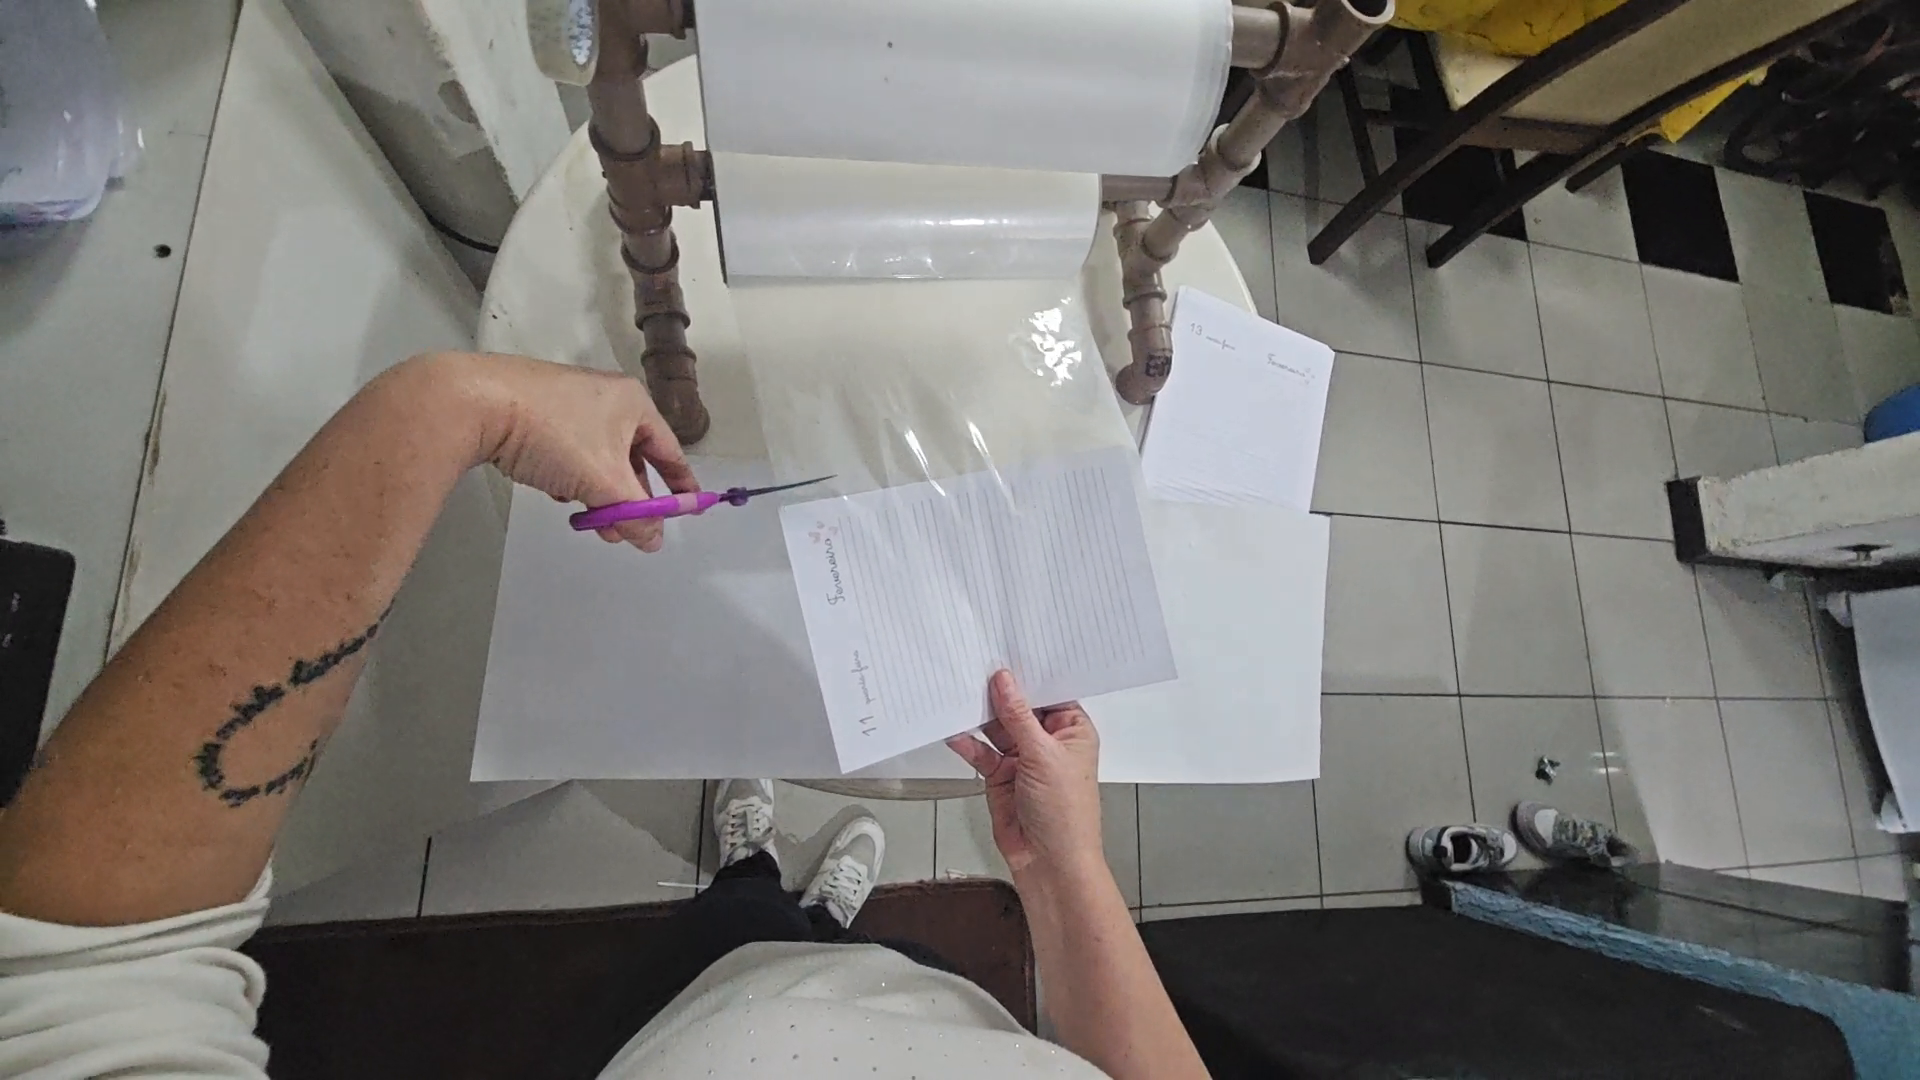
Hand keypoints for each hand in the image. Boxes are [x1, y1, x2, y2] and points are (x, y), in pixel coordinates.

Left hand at [445, 352, 698, 551]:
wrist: (469, 402)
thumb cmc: (554, 436)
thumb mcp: (605, 483)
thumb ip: (636, 515)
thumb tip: (653, 542)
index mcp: (633, 403)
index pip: (670, 451)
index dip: (681, 484)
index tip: (689, 510)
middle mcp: (606, 396)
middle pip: (631, 458)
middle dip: (628, 499)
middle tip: (623, 530)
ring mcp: (567, 399)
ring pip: (596, 457)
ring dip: (596, 492)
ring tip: (587, 520)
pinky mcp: (533, 406)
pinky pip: (566, 448)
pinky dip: (567, 474)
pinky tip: (553, 490)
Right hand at [947, 670, 1104, 881]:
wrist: (1050, 864)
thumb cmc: (1065, 812)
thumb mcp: (1043, 754)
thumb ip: (1018, 716)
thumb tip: (1004, 679)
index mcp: (1072, 729)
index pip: (1047, 692)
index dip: (1027, 675)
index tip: (1004, 652)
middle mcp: (1048, 740)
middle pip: (1019, 707)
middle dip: (998, 692)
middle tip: (974, 665)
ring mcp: (1023, 757)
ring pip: (997, 727)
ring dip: (980, 715)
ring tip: (958, 692)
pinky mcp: (1000, 775)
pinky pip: (981, 752)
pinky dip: (968, 742)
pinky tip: (953, 730)